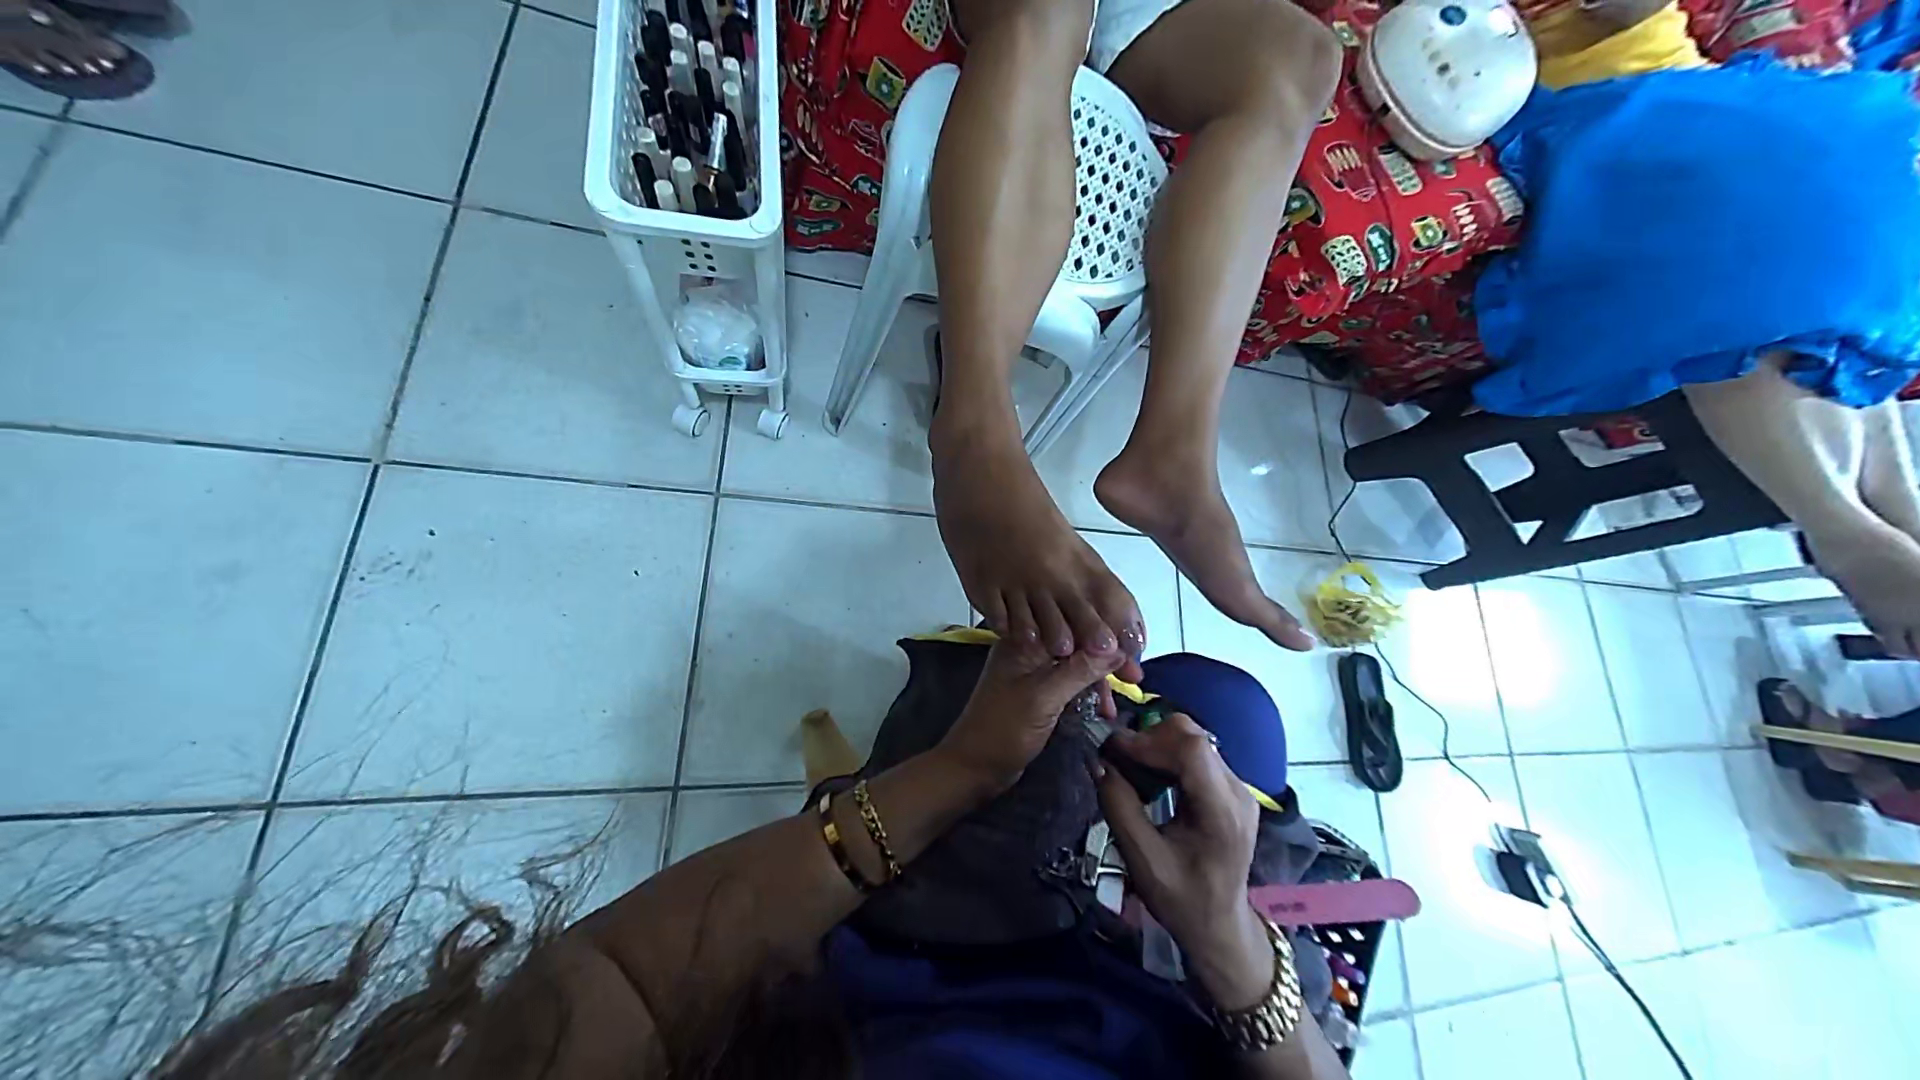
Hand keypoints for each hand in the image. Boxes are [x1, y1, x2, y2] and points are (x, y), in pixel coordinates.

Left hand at [935, 638, 1123, 793]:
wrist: (973, 767)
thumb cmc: (1003, 729)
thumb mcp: (1044, 697)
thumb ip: (1080, 670)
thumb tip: (1117, 648)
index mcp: (1024, 640)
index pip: (1072, 625)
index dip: (1106, 638)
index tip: (1133, 657)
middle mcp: (1029, 649)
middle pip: (1076, 644)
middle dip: (1106, 661)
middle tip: (1135, 681)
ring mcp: (1032, 671)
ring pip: (1075, 665)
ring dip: (1098, 682)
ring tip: (1115, 706)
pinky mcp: (1037, 692)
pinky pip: (1068, 684)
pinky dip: (1086, 694)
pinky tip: (1101, 711)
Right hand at [1095, 713, 1271, 1009]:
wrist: (1220, 927)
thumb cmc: (1182, 900)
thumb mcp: (1144, 861)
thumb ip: (1120, 808)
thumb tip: (1098, 762)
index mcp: (1222, 811)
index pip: (1192, 748)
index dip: (1148, 740)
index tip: (1115, 751)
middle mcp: (1237, 791)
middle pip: (1193, 737)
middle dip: (1149, 739)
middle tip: (1119, 760)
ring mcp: (1238, 788)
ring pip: (1194, 740)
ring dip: (1157, 745)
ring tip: (1130, 767)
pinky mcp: (1230, 789)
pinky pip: (1197, 754)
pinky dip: (1167, 755)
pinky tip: (1150, 776)